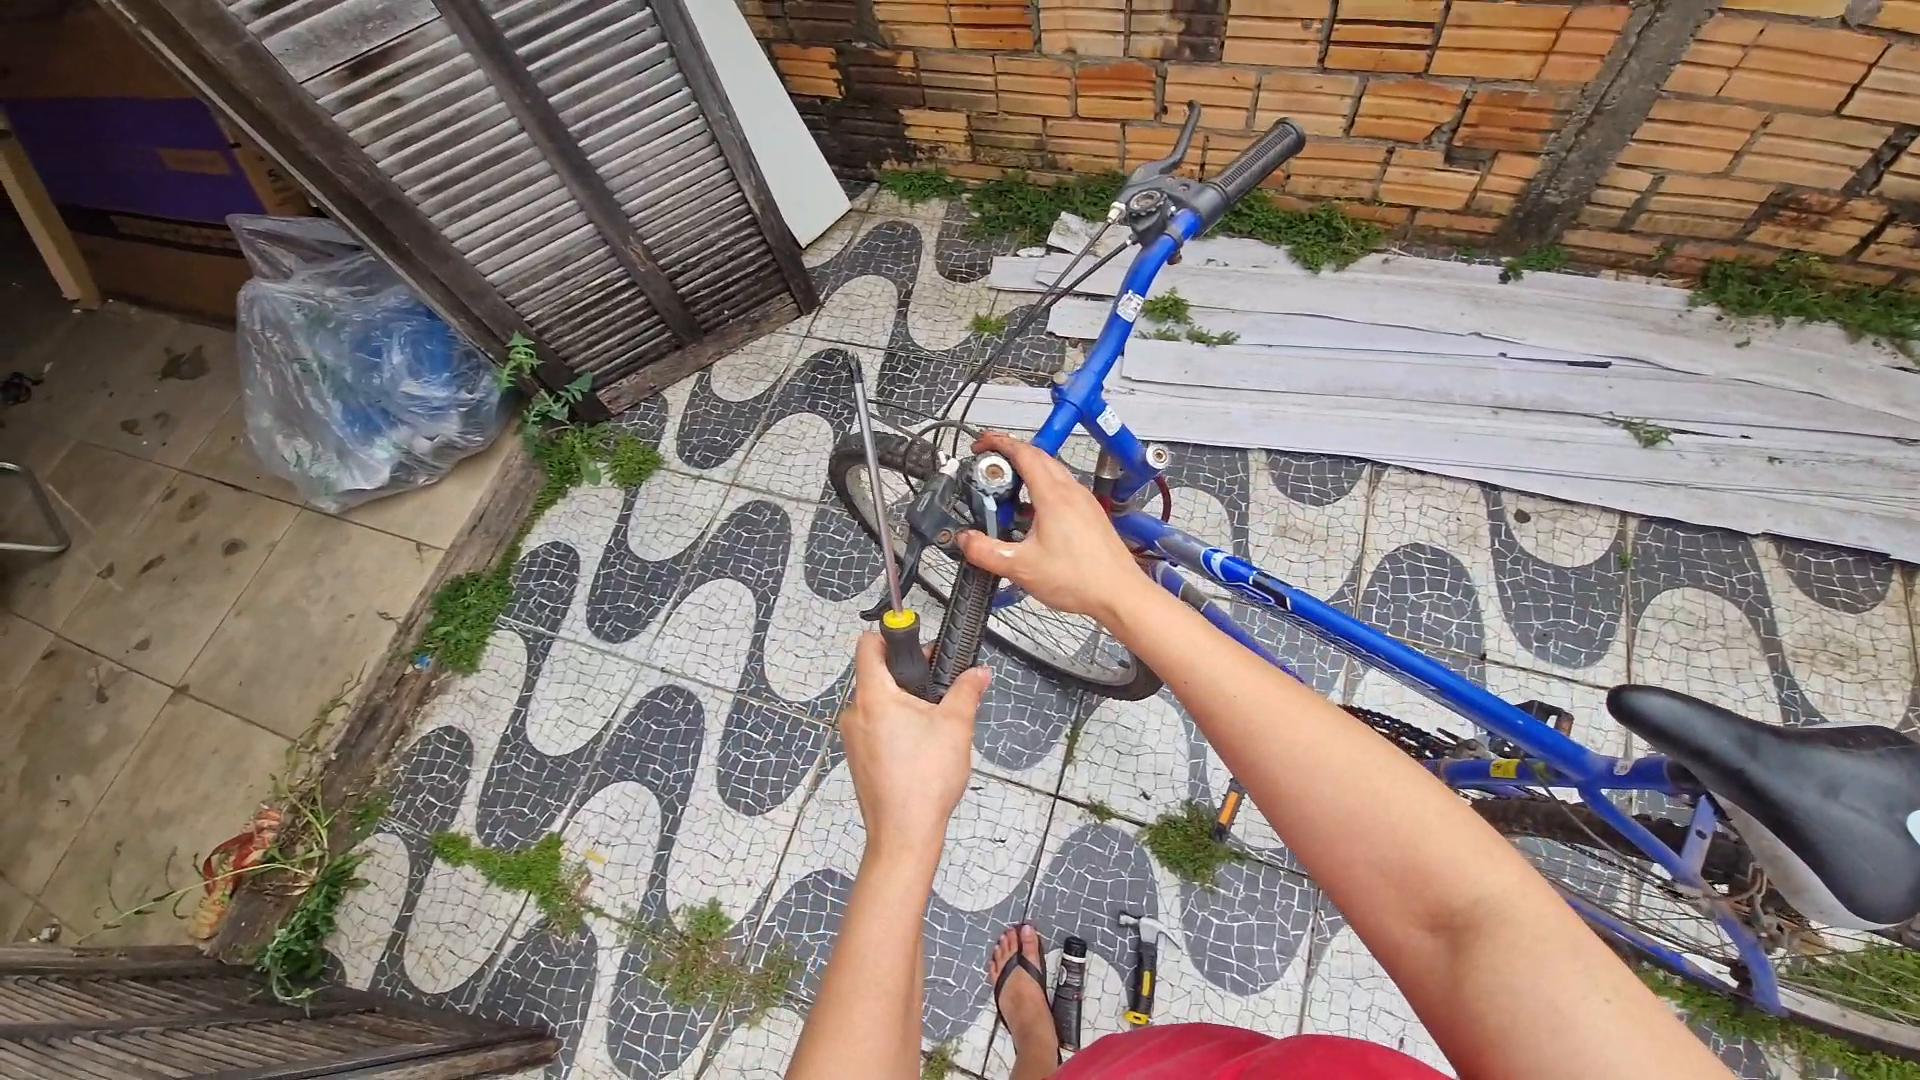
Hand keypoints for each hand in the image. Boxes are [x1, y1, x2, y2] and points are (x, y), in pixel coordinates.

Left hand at [839, 632, 990, 866]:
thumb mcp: (956, 726)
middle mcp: (855, 713)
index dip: (890, 636)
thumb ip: (967, 691)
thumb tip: (979, 673)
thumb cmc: (925, 780)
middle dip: (908, 675)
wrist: (904, 834)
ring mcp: (853, 738)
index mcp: (874, 697)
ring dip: (903, 703)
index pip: (868, 646)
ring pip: (877, 703)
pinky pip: (874, 727)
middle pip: (876, 675)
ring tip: (933, 720)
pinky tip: (920, 744)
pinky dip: (894, 725)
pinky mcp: (857, 758)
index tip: (914, 641)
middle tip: (939, 685)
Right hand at [956, 432, 1146, 620]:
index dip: (1000, 443)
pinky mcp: (1091, 516)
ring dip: (1029, 473)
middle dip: (1012, 455)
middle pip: (1039, 458)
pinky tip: (1034, 514)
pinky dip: (1043, 490)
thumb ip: (987, 552)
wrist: (1119, 594)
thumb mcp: (1022, 567)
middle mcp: (1072, 493)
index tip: (984, 443)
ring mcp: (1084, 503)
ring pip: (1053, 473)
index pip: (1024, 454)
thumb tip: (966, 540)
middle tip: (991, 465)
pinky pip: (1064, 491)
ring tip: (1009, 491)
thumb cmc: (1081, 579)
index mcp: (1054, 497)